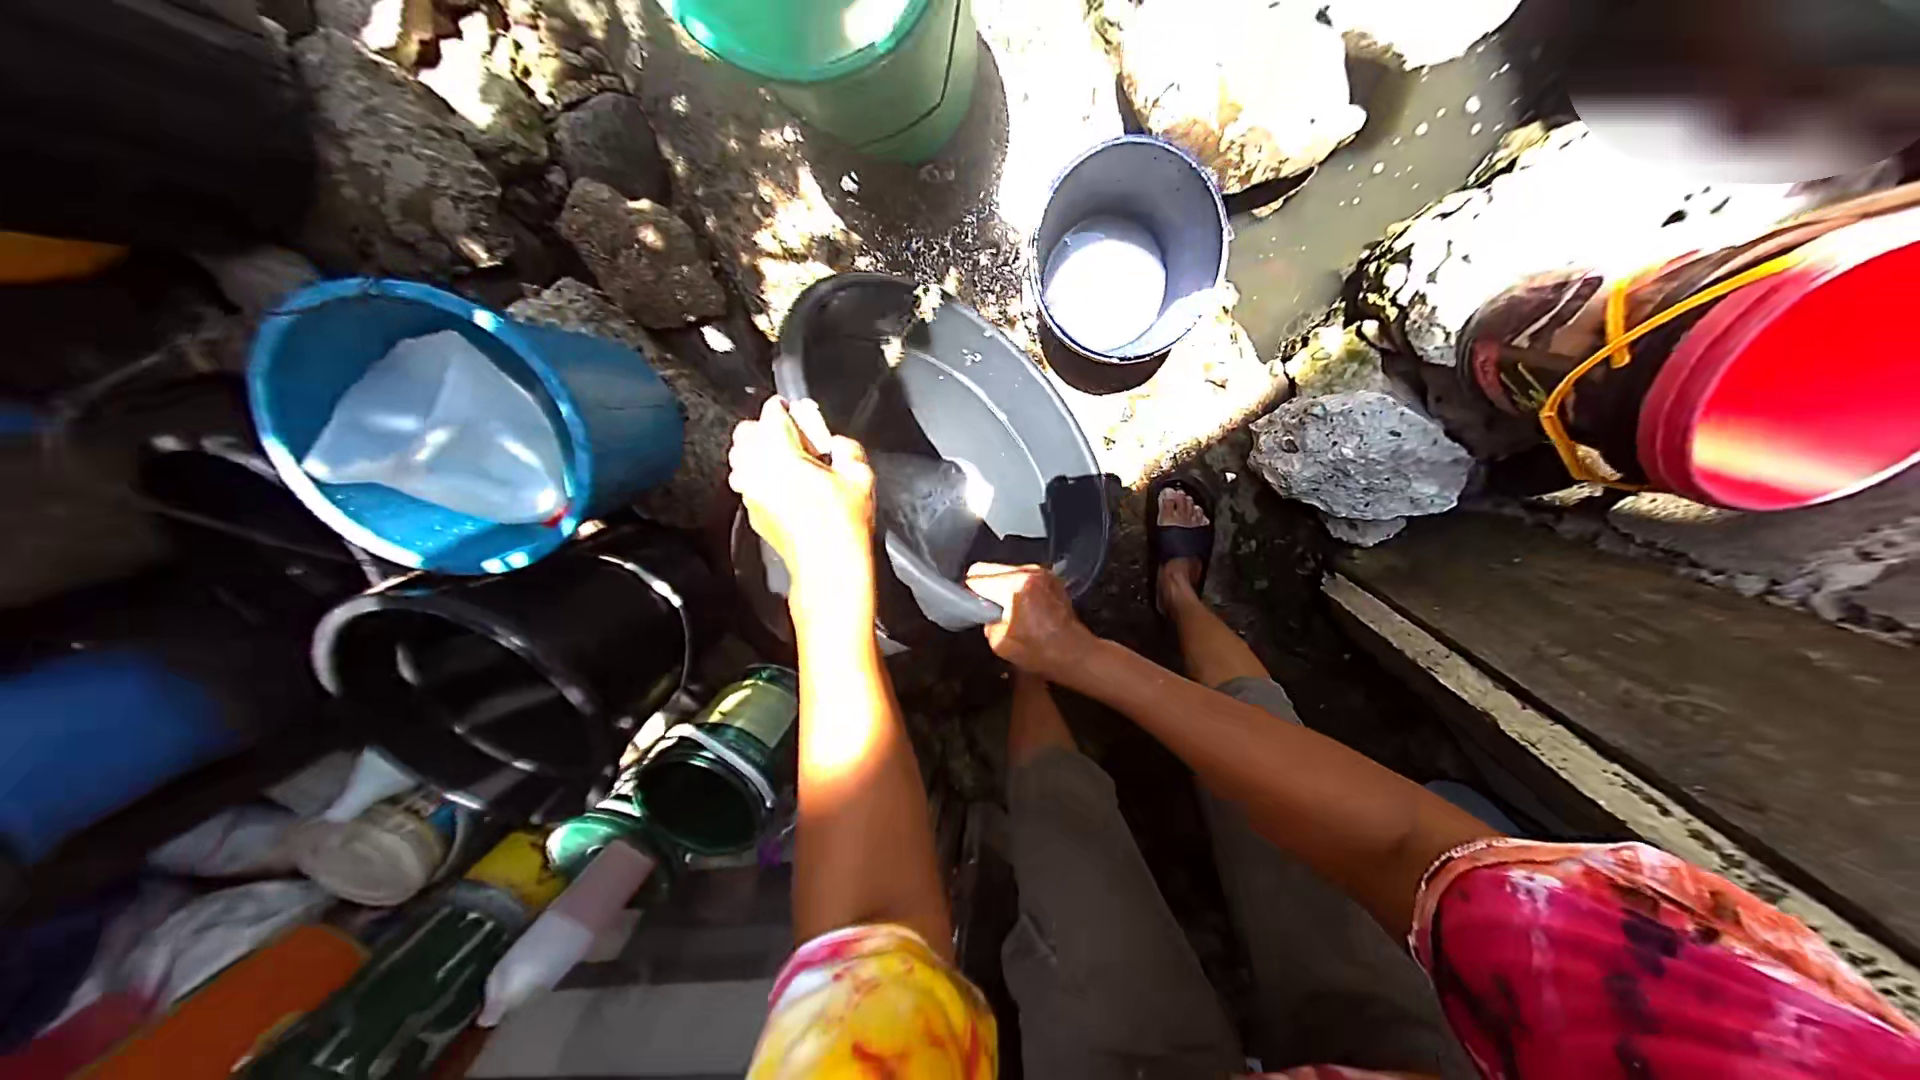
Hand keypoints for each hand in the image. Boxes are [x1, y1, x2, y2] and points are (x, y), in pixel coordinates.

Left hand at [729, 397, 875, 589]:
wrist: (828, 565)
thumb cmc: (842, 525)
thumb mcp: (860, 475)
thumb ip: (846, 447)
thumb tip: (836, 443)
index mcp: (780, 452)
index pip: (772, 412)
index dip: (790, 409)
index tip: (803, 414)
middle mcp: (756, 468)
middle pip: (746, 431)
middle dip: (768, 428)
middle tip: (797, 438)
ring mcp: (750, 492)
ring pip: (741, 456)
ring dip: (761, 452)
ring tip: (789, 462)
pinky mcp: (752, 511)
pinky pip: (747, 482)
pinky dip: (760, 476)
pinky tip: (785, 486)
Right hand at [964, 563, 1099, 681]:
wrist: (1074, 653)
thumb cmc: (1039, 651)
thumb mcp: (999, 642)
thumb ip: (986, 621)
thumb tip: (985, 611)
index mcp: (1014, 586)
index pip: (977, 577)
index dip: (969, 591)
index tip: (970, 603)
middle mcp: (1029, 573)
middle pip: (991, 568)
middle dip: (985, 586)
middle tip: (987, 608)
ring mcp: (1042, 573)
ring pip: (1007, 570)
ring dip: (1002, 585)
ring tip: (1007, 608)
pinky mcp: (1051, 578)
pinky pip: (1023, 575)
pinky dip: (1017, 586)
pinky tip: (1021, 606)